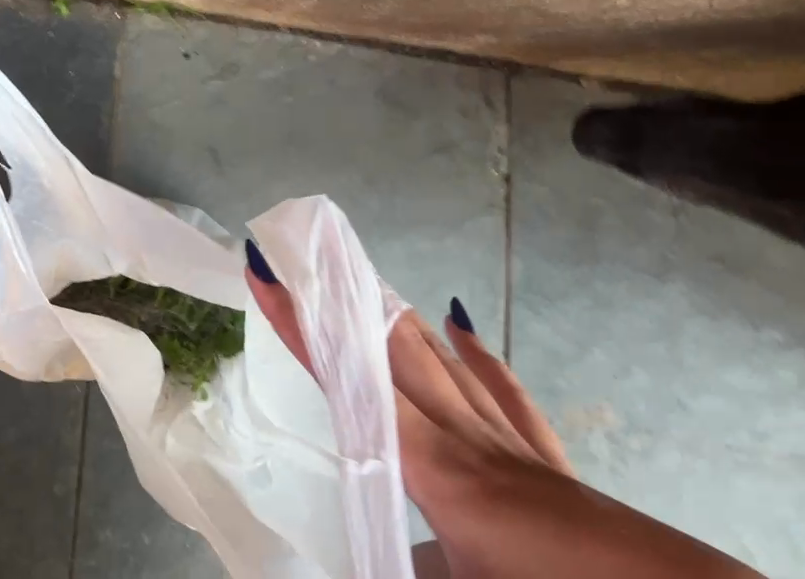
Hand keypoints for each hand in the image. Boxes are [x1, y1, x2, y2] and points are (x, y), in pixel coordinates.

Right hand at [243, 242, 764, 578]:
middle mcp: (457, 434)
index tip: (265, 274)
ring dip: (396, 318)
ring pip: (438, 360)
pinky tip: (460, 322)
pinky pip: (501, 389)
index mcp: (427, 460)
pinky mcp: (539, 454)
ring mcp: (502, 438)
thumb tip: (372, 559)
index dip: (301, 328)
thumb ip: (405, 564)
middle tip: (308, 256)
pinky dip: (476, 353)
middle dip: (344, 302)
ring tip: (362, 278)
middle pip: (391, 351)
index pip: (348, 381)